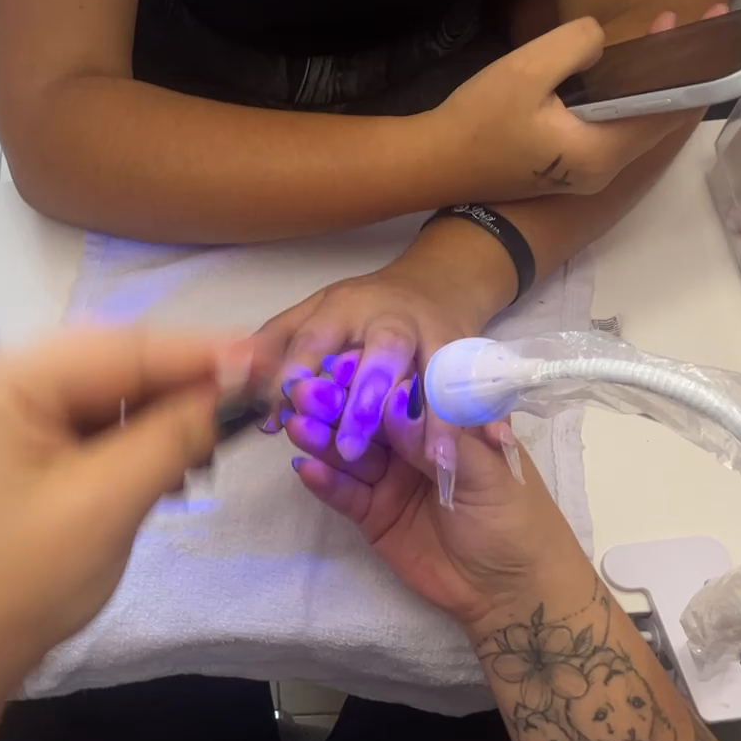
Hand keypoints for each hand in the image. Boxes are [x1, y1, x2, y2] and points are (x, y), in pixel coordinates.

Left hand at [0, 329, 242, 691]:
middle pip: (110, 367)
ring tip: (205, 453)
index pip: (123, 348)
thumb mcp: (109, 502)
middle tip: (247, 409)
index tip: (268, 362)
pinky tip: (162, 468)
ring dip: (157, 422)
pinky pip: (81, 426)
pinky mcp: (4, 445)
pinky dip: (126, 444)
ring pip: (101, 397)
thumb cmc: (23, 585)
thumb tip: (238, 382)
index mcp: (1, 380)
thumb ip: (176, 433)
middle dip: (180, 391)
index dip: (203, 355)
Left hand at [251, 231, 507, 461]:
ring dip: (437, 414)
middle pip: (381, 352)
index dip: (300, 366)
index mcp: (343, 309)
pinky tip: (495, 446)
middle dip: (369, 396)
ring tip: (435, 459)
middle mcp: (390, 319)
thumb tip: (245, 389)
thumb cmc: (358, 315)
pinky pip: (483, 388)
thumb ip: (275, 348)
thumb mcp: (310, 319)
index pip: (314, 336)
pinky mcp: (470, 354)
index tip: (286, 400)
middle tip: (353, 446)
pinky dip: (491, 417)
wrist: (438, 282)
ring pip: (438, 370)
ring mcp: (435, 334)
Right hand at [284, 380, 579, 629]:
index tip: (341, 363)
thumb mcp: (487, 473)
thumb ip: (439, 439)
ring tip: (296, 425)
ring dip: (322, 439)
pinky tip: (305, 468)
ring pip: (349, 453)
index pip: (405, 394)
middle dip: (336, 405)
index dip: (374, 378)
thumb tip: (395, 399)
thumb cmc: (515, 523)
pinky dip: (324, 481)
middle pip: (368, 420)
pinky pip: (343, 493)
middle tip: (303, 393)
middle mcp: (412, 446)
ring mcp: (389, 478)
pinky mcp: (371, 513)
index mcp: (446, 425)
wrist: (508, 593)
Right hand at [429, 7, 728, 201]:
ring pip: (628, 129)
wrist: (431, 165)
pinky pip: (604, 135)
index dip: (694, 64)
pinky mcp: (558, 173)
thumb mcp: (530, 68)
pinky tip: (613, 76)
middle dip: (671, 71)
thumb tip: (600, 44)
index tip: (708, 22)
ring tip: (651, 42)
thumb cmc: (477, 123)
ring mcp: (577, 178)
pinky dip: (617, 105)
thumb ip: (581, 44)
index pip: (669, 111)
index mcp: (600, 154)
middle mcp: (598, 173)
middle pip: (653, 123)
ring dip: (642, 87)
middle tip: (677, 23)